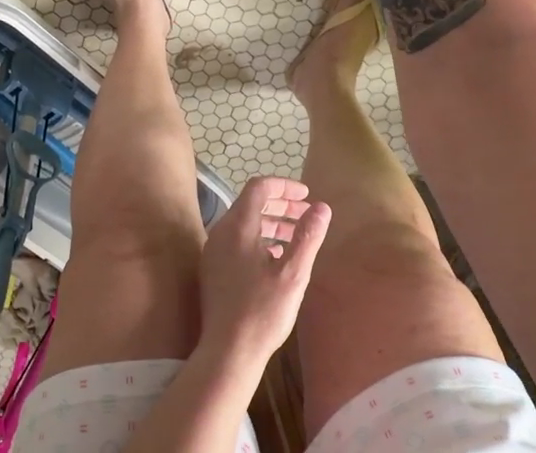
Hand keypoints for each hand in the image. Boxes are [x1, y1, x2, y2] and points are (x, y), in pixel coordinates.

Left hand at [198, 177, 331, 366]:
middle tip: (306, 214)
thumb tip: (322, 208)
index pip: (259, 188)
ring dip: (271, 223)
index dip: (284, 186)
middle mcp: (221, 232)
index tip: (307, 196)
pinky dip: (259, 239)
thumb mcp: (293, 274)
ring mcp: (214, 250)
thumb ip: (307, 237)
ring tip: (297, 236)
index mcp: (238, 227)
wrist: (228, 349)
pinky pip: (237, 241)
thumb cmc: (262, 311)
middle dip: (280, 204)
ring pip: (244, 224)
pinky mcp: (213, 268)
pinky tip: (277, 258)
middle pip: (251, 203)